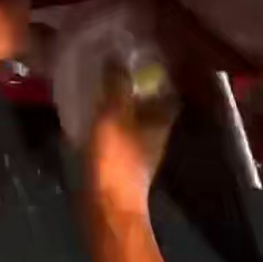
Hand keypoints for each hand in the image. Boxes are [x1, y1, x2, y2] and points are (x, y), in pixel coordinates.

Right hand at [85, 57, 179, 217]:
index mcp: (161, 120)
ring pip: (135, 116)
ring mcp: (140, 148)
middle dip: (138, 85)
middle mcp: (156, 133)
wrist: (107, 207)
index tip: (144, 56)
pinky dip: (110, 119)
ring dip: (122, 101)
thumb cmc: (116, 159)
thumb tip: (119, 54)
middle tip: (117, 64)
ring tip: (101, 82)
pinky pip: (119, 130)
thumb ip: (117, 85)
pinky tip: (93, 111)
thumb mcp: (114, 115)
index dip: (161, 73)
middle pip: (152, 103)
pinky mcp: (123, 160)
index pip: (169, 91)